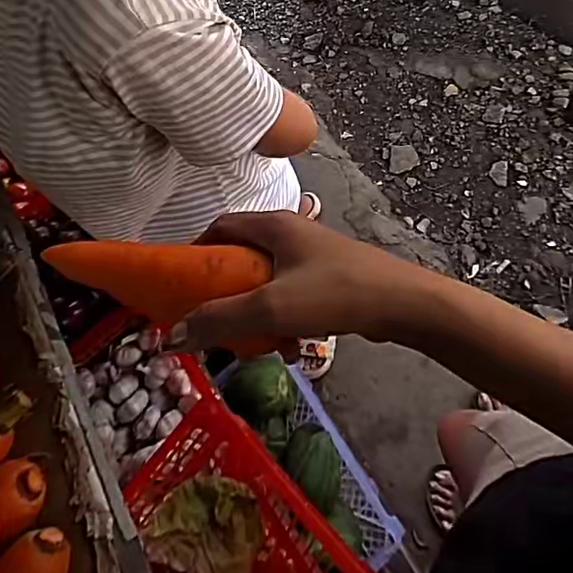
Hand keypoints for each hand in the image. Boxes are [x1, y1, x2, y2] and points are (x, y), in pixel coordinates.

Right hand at [170, 212, 439, 350]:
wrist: (401, 302)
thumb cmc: (334, 292)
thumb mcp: (271, 308)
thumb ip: (220, 319)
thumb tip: (171, 335)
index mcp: (275, 226)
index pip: (220, 226)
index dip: (195, 252)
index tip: (178, 285)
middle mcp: (292, 232)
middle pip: (242, 256)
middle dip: (224, 291)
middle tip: (211, 321)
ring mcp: (312, 254)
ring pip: (266, 280)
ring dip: (254, 311)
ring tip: (253, 342)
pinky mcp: (328, 276)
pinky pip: (289, 294)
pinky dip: (281, 317)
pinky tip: (289, 346)